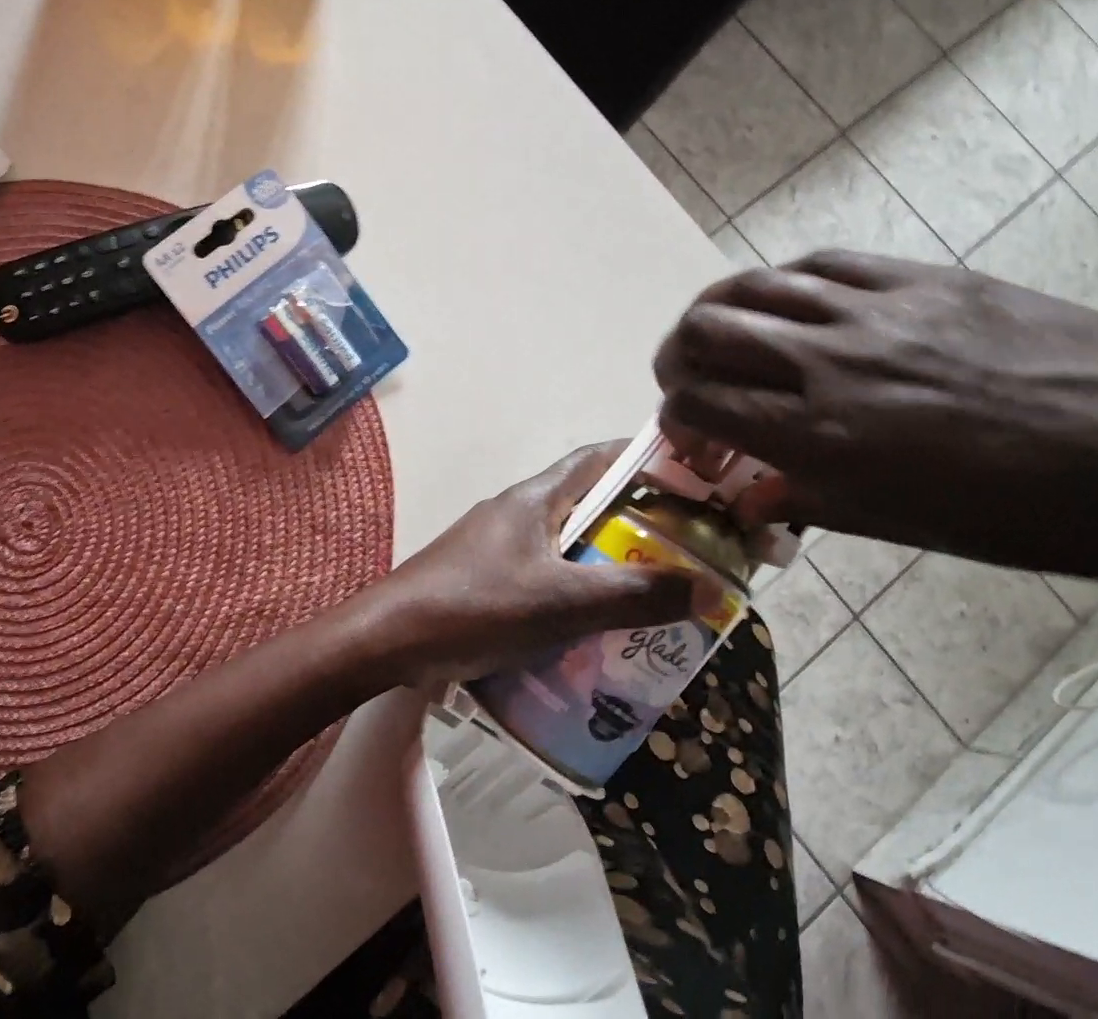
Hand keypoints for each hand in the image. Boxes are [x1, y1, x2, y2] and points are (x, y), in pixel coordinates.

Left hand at [358, 442, 704, 690]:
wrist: (387, 639)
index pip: (599, 459)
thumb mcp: (562, 602)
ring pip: (566, 550)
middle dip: (638, 530)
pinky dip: (574, 598)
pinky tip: (595, 631)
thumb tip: (710, 587)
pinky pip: (542, 581)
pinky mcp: (481, 582)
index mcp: (534, 498)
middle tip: (691, 559)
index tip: (699, 482)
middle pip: (588, 508)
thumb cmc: (475, 607)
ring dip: (607, 570)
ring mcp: (494, 549)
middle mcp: (515, 514)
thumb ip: (634, 595)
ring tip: (656, 602)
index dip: (649, 462)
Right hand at [653, 251, 1097, 585]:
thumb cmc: (1023, 515)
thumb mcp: (897, 524)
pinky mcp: (927, 280)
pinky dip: (787, 282)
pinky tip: (792, 303)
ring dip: (718, 311)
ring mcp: (879, 312)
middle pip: (707, 332)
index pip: (698, 404)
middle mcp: (830, 365)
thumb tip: (754, 498)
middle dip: (678, 357)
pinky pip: (826, 264)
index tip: (687, 435)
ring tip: (721, 333)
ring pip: (753, 286)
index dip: (674, 416)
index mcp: (820, 436)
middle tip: (689, 379)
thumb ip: (808, 501)